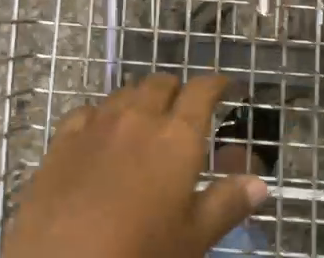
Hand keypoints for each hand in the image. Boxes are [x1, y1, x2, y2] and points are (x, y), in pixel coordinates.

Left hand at [4, 74, 267, 257]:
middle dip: (176, 91)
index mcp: (177, 137)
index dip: (216, 84)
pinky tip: (102, 133)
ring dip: (141, 99)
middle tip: (184, 112)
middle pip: (161, 83)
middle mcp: (139, 117)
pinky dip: (102, 115)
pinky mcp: (63, 139)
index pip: (202, 90)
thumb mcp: (192, 239)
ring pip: (125, 92)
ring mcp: (98, 124)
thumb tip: (260, 184)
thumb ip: (226, 205)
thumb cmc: (139, 253)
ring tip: (146, 122)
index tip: (226, 88)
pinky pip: (88, 111)